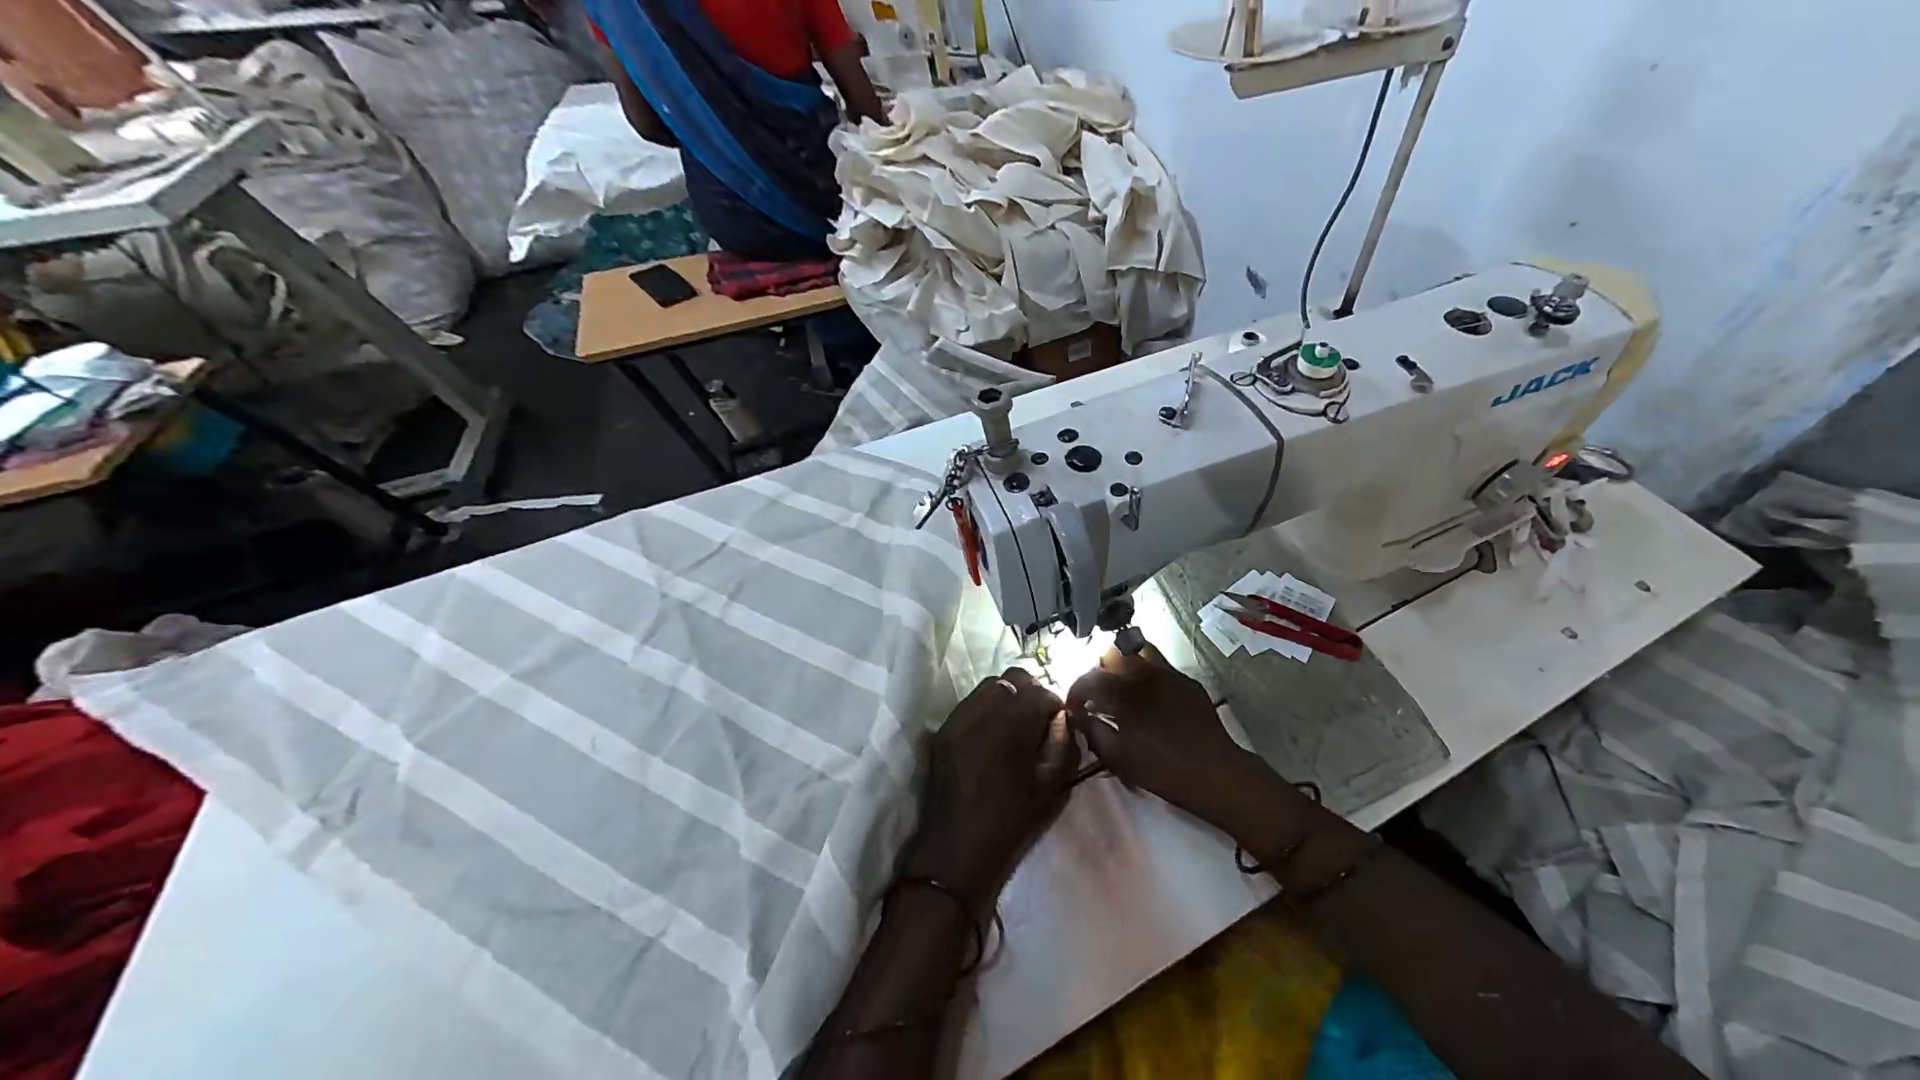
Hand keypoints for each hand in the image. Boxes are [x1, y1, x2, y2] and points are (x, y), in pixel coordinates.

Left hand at [900, 668, 1074, 906]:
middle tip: (1039, 722)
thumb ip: (1064, 747)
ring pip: (989, 687)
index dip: (1055, 705)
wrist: (954, 856)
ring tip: (1015, 728)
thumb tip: (1064, 720)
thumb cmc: (1010, 827)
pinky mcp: (942, 731)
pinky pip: (969, 704)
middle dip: (1031, 693)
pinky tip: (992, 736)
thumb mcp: (1052, 791)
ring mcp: (956, 720)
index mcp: (1010, 728)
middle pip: (1013, 679)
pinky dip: (986, 709)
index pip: (1040, 692)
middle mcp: (980, 714)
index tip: (1060, 724)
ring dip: (1008, 698)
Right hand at [1065, 642, 1281, 831]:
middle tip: (1097, 694)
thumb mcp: (1117, 757)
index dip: (1075, 690)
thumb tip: (1076, 715)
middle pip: (1112, 654)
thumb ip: (1091, 731)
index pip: (1088, 678)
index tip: (1073, 706)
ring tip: (1122, 686)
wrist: (1216, 773)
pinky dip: (1146, 672)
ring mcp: (1169, 674)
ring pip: (1138, 650)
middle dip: (1099, 670)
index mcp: (1124, 692)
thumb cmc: (1162, 769)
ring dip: (1123, 664)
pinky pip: (1160, 664)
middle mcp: (1144, 674)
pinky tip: (1149, 696)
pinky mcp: (1186, 681)